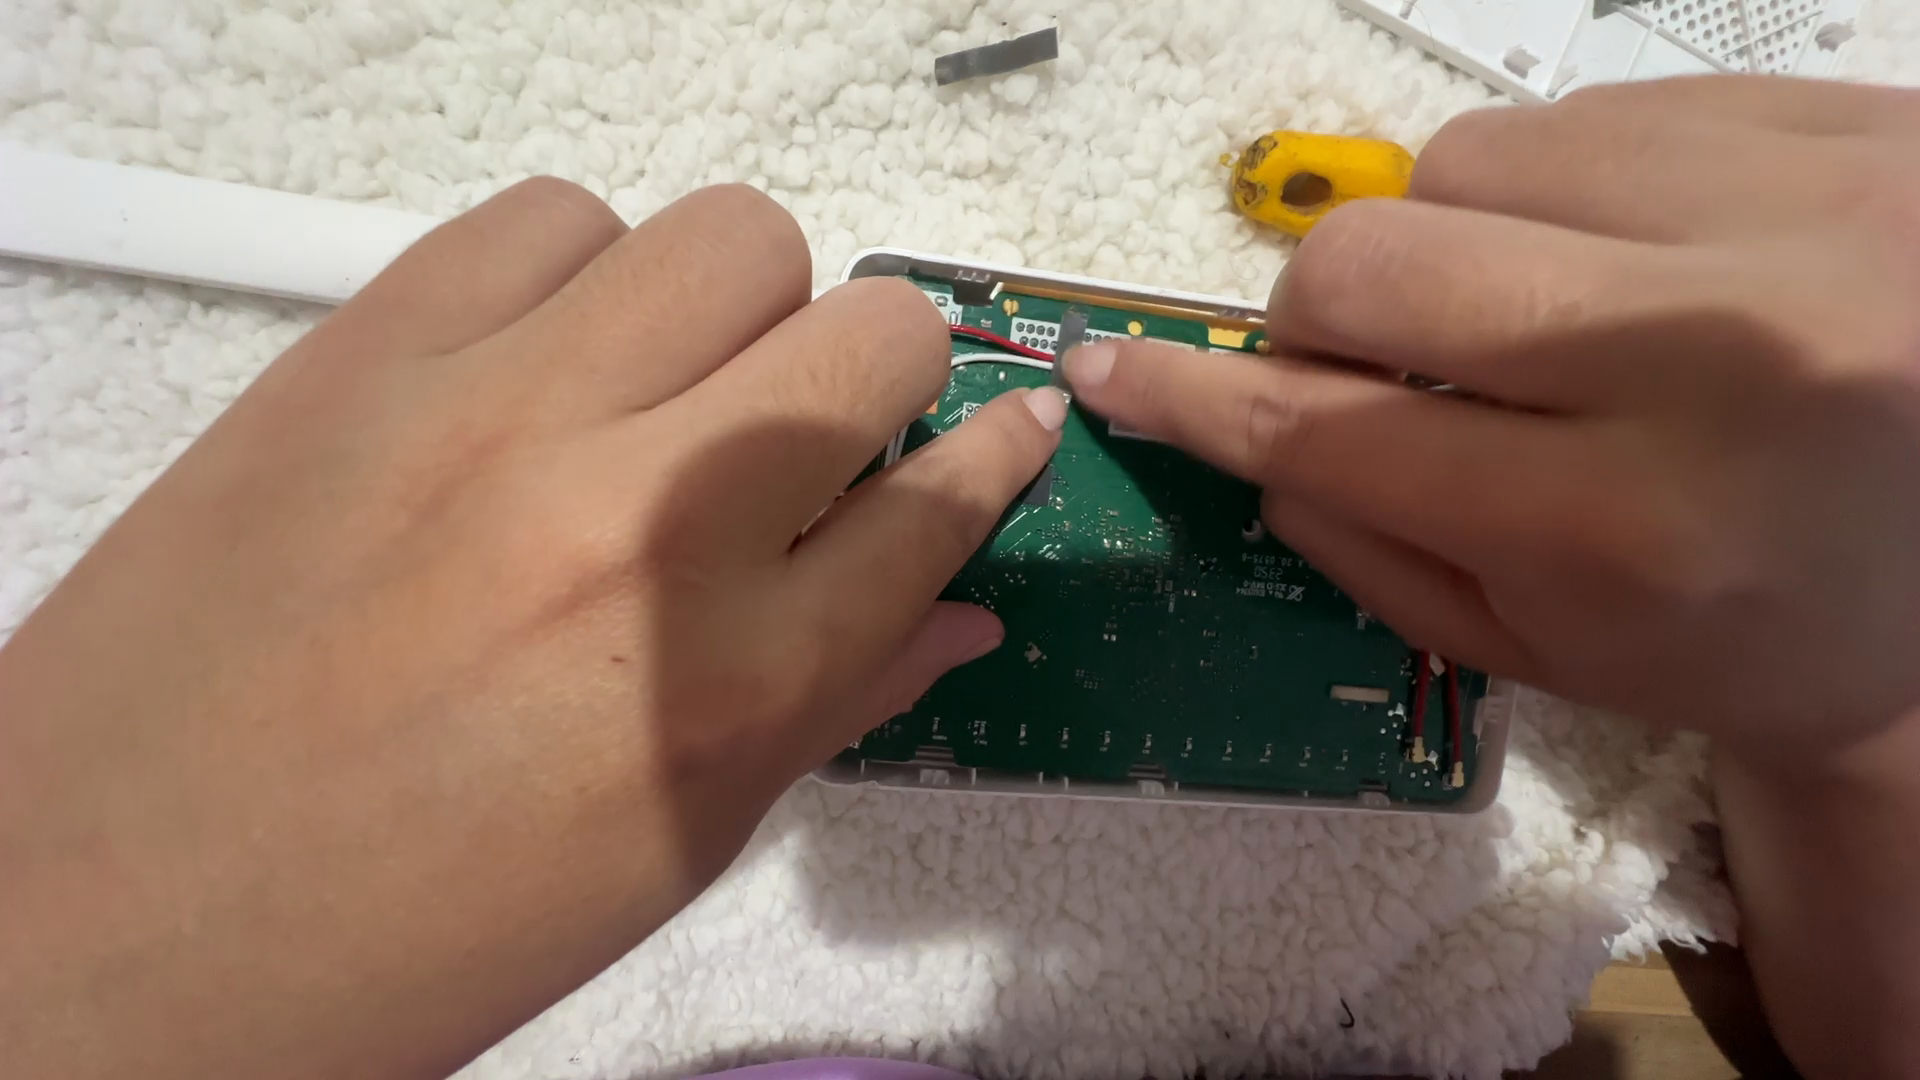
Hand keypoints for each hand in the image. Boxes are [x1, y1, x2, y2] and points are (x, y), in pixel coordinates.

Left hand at [0, 180, 1064, 1079]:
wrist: (120, 923)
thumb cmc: (470, 902)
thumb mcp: (706, 824)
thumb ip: (858, 686)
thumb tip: (972, 599)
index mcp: (744, 670)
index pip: (940, 504)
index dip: (1003, 451)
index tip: (1023, 423)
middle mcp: (653, 516)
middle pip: (868, 331)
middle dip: (887, 370)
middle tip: (829, 428)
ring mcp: (505, 413)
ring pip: (730, 238)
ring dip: (748, 311)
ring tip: (691, 387)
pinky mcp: (370, 349)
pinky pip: (556, 220)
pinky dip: (595, 276)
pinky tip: (563, 362)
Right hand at [1064, 76, 1919, 764]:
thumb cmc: (1715, 635)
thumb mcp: (1508, 640)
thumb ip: (1349, 538)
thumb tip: (1246, 431)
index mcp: (1612, 524)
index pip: (1320, 430)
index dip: (1185, 394)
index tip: (1103, 366)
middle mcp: (1713, 350)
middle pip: (1362, 265)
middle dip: (1309, 319)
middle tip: (1358, 367)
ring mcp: (1807, 208)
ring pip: (1454, 168)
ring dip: (1428, 253)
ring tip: (1510, 320)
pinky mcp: (1854, 119)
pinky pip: (1572, 119)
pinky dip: (1531, 198)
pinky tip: (1601, 264)